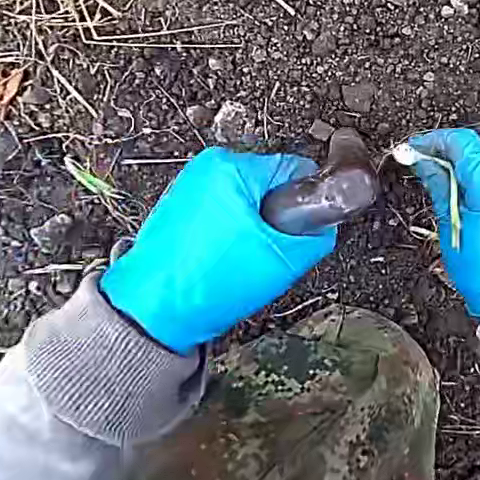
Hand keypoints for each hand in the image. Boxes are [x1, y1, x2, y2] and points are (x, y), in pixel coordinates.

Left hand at [100, 148, 333, 352]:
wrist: (153, 313)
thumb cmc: (206, 284)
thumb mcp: (283, 261)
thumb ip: (318, 235)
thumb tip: (326, 223)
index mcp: (232, 168)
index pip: (295, 169)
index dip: (306, 203)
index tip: (297, 230)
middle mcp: (208, 166)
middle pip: (272, 183)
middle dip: (277, 214)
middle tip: (267, 247)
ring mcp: (191, 183)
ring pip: (248, 197)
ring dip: (253, 223)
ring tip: (239, 254)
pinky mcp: (180, 202)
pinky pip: (224, 207)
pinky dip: (231, 229)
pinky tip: (222, 254)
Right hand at [404, 129, 479, 316]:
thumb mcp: (451, 226)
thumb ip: (438, 185)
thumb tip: (422, 161)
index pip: (461, 143)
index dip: (433, 141)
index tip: (414, 147)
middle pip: (475, 150)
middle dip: (446, 154)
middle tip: (422, 164)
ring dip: (464, 166)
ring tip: (443, 184)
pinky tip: (466, 194)